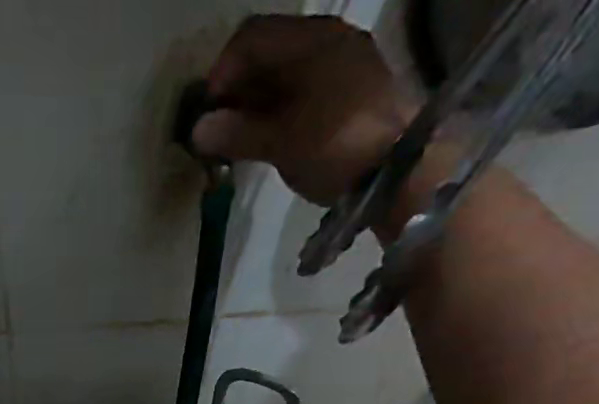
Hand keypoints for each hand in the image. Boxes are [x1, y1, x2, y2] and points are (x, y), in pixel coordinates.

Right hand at [191, 15, 413, 204]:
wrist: (399, 170)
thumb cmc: (334, 147)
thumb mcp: (280, 142)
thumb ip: (237, 133)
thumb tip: (198, 131)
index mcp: (313, 40)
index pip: (250, 38)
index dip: (221, 73)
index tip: (208, 114)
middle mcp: (330, 40)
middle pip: (268, 52)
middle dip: (237, 88)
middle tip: (220, 129)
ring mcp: (344, 64)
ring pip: (285, 71)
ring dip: (256, 101)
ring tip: (240, 138)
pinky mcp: (352, 91)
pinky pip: (303, 87)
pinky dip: (279, 107)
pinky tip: (269, 136)